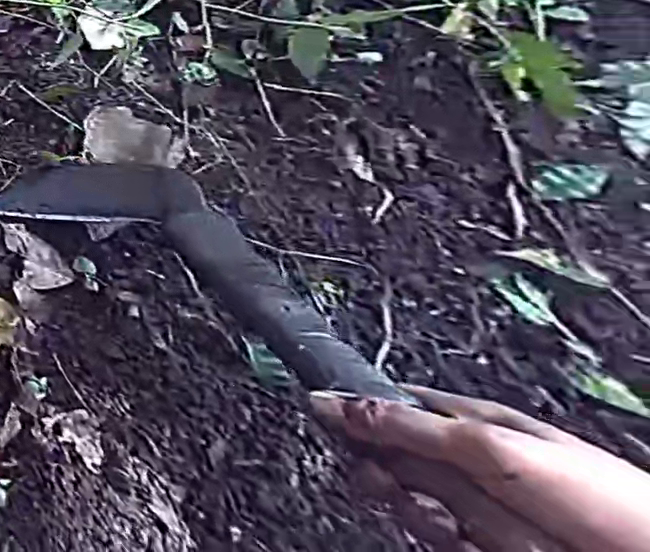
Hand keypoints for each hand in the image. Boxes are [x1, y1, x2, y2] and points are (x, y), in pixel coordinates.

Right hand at [311, 387, 649, 551]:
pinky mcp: (487, 549)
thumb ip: (401, 421)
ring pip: (414, 508)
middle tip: (421, 495)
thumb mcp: (490, 448)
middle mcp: (469, 466)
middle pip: (388, 462)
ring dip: (435, 520)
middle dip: (396, 481)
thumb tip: (321, 398)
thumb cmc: (612, 506)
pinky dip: (459, 546)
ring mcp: (483, 514)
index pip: (383, 406)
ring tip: (475, 533)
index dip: (356, 418)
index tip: (345, 433)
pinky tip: (486, 549)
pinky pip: (444, 543)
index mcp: (469, 425)